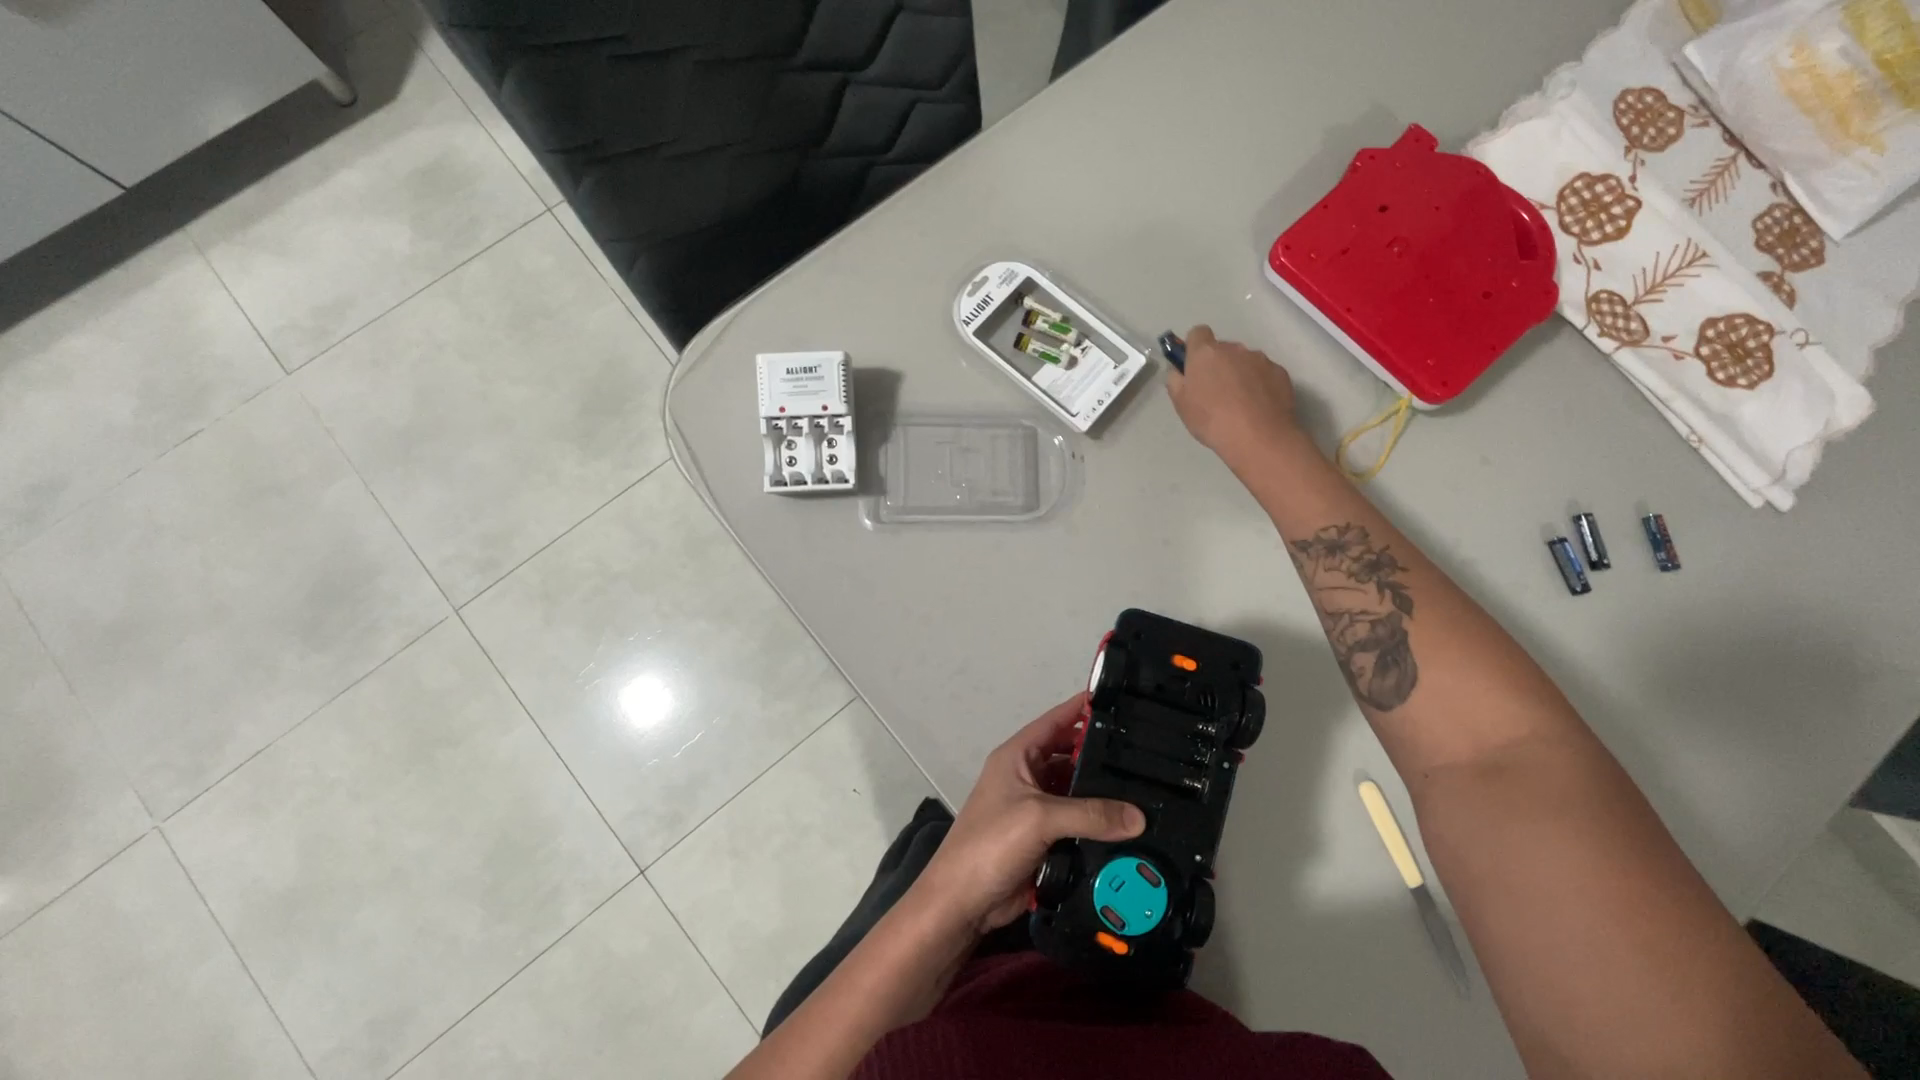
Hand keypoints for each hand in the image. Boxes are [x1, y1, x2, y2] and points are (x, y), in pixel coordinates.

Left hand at [913, 693, 1145, 935]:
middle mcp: (1028, 776)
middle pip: (1072, 756)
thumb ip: (1090, 814)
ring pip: (1079, 793)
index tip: (1123, 700)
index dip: (1085, 707)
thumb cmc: (990, 844)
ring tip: (1151, 790)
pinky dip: (1101, 825)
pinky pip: (1080, 824)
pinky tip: (1132, 827)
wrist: (963, 902)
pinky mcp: (1046, 840)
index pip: (1056, 720)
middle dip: (1104, 756)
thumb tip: (1139, 817)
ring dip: (1105, 795)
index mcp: (1017, 756)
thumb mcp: (1039, 818)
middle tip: (1150, 755)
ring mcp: (1037, 809)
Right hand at [1166, 325, 1300, 463]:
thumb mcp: (1181, 404)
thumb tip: (1179, 371)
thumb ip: (1176, 381)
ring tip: (1240, 403)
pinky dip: (1260, 384)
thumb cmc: (1212, 420)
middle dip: (1218, 364)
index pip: (1198, 333)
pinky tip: (1258, 406)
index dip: (1194, 347)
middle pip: (1222, 349)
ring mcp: (1260, 359)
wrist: (1258, 437)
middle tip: (1216, 392)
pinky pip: (1264, 373)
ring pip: (1245, 361)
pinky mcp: (1280, 372)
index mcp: (1206, 353)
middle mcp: (1234, 349)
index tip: (1193, 366)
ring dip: (1240, 374)